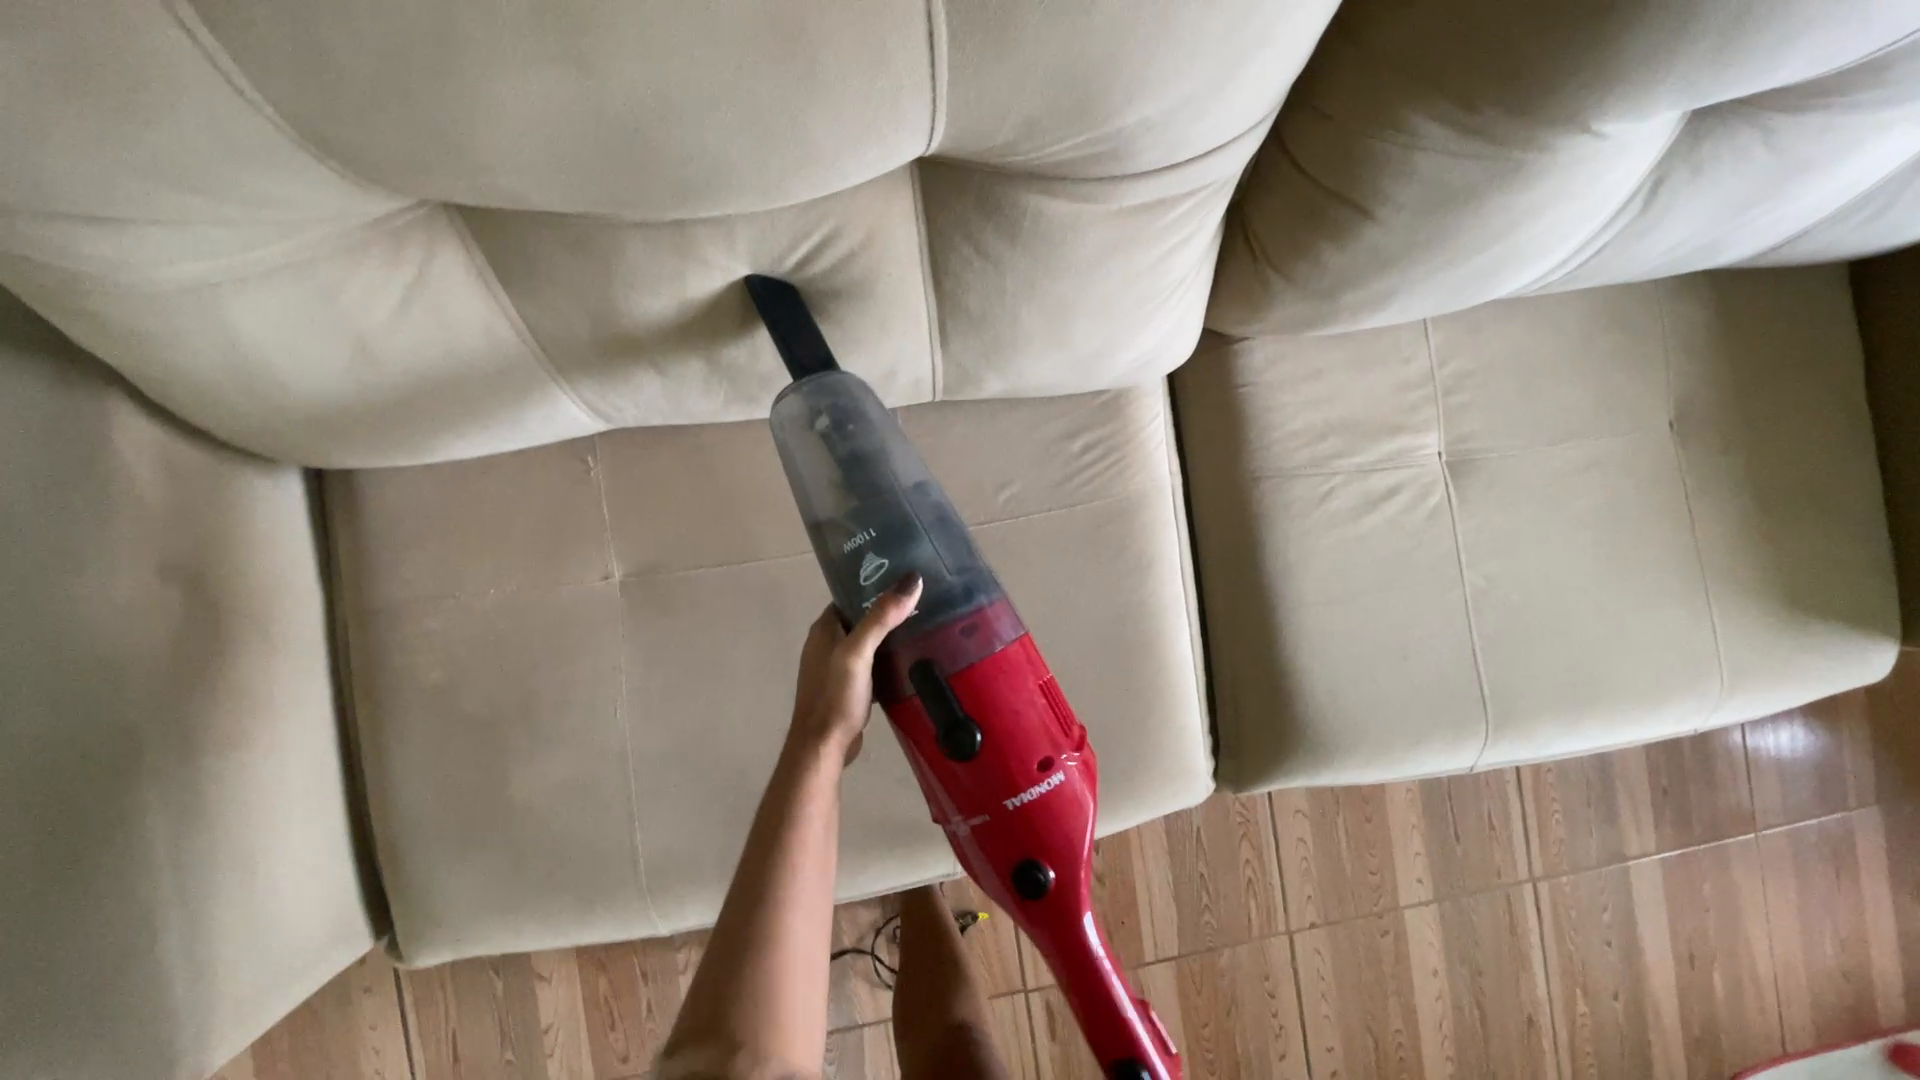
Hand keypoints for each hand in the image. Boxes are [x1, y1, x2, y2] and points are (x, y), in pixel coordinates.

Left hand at [789, 572, 923, 763]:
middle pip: (862, 619)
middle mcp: (827, 644)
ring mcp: (837, 668)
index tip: (907, 581)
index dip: (875, 586)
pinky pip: (872, 666)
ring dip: (891, 637)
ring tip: (925, 626)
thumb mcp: (858, 652)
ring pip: (869, 644)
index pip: (851, 596)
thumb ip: (882, 617)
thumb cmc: (835, 696)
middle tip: (924, 603)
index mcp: (824, 629)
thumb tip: (912, 580)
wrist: (823, 747)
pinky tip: (911, 661)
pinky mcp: (849, 688)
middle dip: (888, 611)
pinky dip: (889, 661)